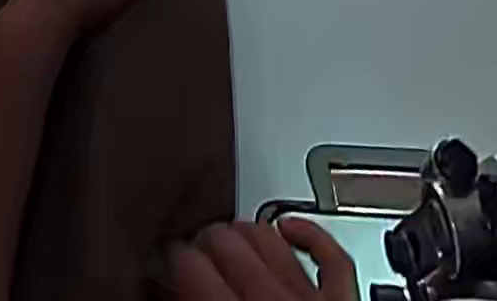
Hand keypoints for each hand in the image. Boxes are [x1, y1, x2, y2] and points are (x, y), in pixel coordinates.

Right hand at [166, 220, 358, 300]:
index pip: (187, 264)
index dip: (169, 261)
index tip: (163, 267)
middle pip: (224, 241)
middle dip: (200, 246)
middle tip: (190, 263)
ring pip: (266, 237)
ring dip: (240, 235)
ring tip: (225, 246)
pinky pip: (332, 257)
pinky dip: (308, 234)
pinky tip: (286, 229)